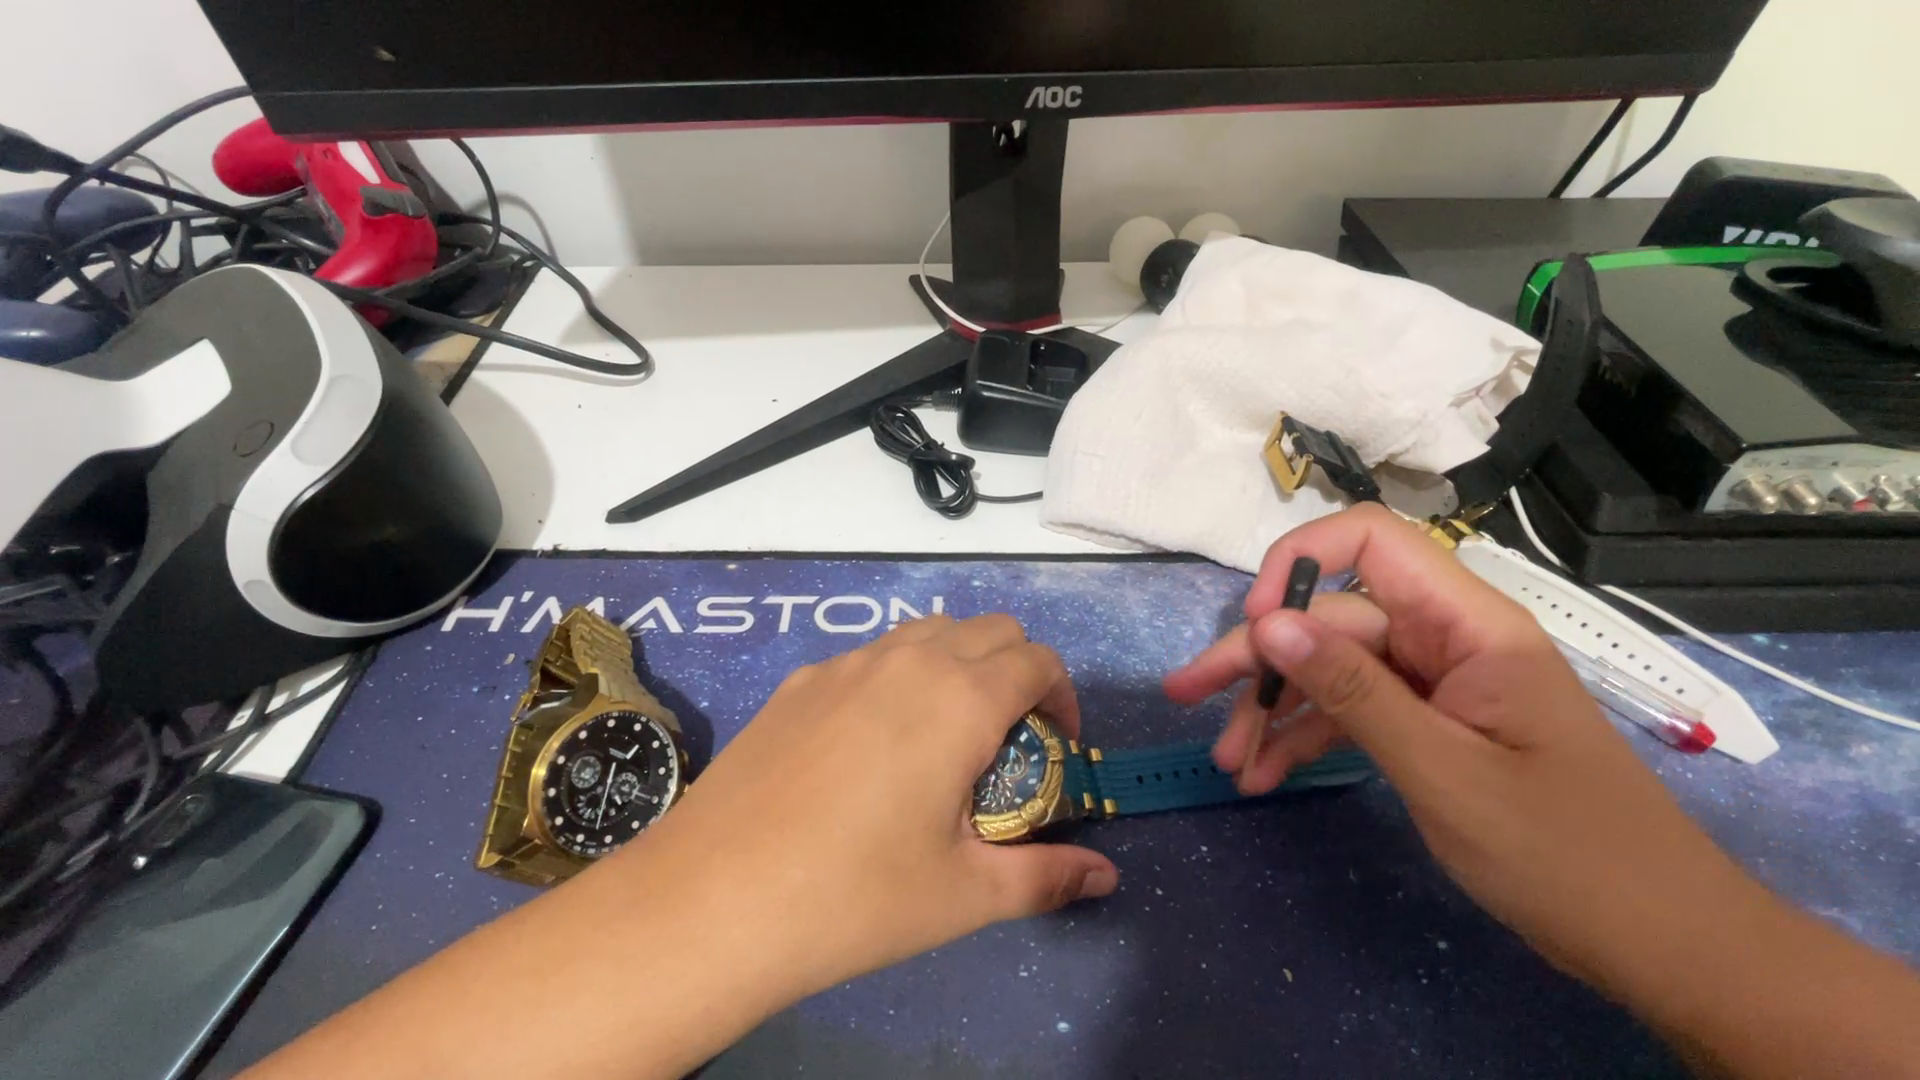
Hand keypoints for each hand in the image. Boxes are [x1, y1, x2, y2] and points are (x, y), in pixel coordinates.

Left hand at [626, 613, 1117, 997]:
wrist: (712, 899)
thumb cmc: (855, 897)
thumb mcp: (964, 894)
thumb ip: (1047, 877)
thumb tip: (1106, 877)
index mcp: (960, 699)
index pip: (1038, 660)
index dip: (1063, 696)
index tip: (1058, 744)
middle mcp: (907, 661)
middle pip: (990, 629)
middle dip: (1018, 671)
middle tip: (1009, 741)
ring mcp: (845, 664)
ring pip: (928, 632)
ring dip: (959, 664)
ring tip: (946, 737)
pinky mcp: (800, 681)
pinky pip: (873, 656)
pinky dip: (901, 676)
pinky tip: (873, 746)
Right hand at [1163, 505, 1769, 999]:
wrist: (1661, 942)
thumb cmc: (1565, 853)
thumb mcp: (1442, 770)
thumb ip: (1351, 690)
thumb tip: (1266, 622)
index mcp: (1469, 625)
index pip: (1371, 542)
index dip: (1299, 561)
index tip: (1255, 621)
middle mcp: (1446, 639)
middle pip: (1331, 618)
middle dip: (1258, 658)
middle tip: (1189, 696)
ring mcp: (1435, 683)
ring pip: (1330, 668)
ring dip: (1273, 709)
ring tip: (1227, 762)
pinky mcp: (1428, 724)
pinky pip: (1350, 712)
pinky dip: (1306, 739)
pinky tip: (1266, 776)